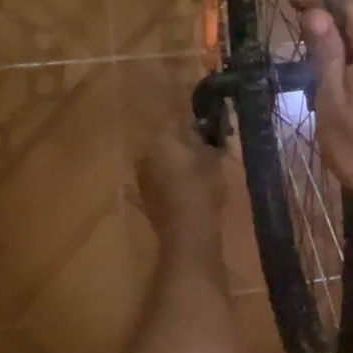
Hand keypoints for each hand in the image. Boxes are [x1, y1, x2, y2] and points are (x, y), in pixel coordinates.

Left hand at [136, 123, 227, 246]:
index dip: (193, 124)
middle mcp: (146, 154)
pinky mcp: (143, 196)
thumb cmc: (202, 188)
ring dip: (172, 161)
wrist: (187, 231)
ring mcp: (141, 176)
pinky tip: (179, 185)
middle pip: (165, 141)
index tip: (207, 130)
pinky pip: (156, 180)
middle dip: (181, 143)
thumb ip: (204, 141)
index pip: (177, 121)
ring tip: (193, 170)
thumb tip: (199, 130)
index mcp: (162, 139)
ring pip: (159, 160)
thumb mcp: (211, 159)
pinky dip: (166, 180)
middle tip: (202, 149)